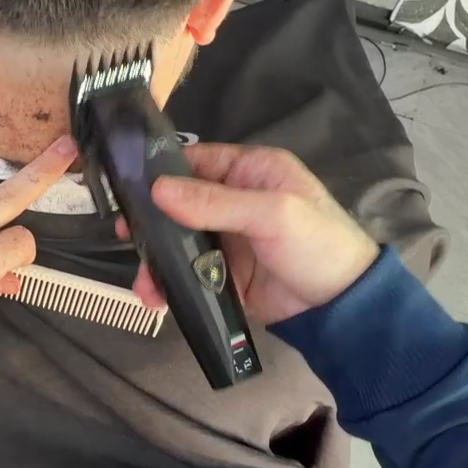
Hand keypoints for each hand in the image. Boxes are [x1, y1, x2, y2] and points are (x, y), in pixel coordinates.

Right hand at [121, 143, 378, 324]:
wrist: (340, 307)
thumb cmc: (317, 245)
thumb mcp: (270, 215)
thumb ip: (214, 202)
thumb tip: (158, 189)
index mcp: (251, 171)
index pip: (196, 160)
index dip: (162, 171)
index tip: (129, 188)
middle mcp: (235, 199)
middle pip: (180, 203)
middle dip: (152, 223)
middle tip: (128, 236)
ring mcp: (228, 238)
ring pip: (178, 241)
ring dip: (158, 260)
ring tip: (144, 284)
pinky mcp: (223, 271)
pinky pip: (187, 271)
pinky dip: (170, 283)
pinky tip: (157, 297)